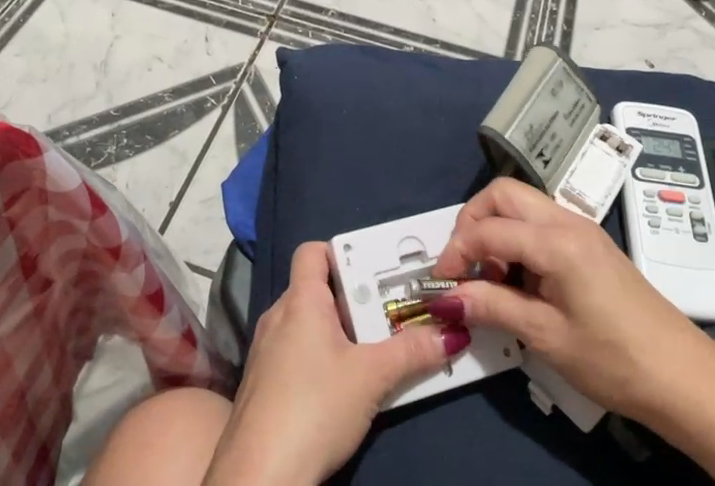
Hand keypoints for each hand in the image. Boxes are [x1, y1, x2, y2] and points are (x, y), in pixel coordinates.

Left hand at [204, 241, 469, 484]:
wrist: (261, 474)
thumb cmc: (315, 406)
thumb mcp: (372, 377)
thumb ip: (412, 351)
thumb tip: (453, 332)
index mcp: (300, 300)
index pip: (312, 251)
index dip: (342, 253)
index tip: (376, 271)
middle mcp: (278, 316)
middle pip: (318, 290)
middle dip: (355, 300)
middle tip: (393, 312)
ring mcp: (267, 350)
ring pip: (309, 324)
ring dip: (343, 332)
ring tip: (380, 348)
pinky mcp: (264, 383)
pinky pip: (299, 353)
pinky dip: (325, 357)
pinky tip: (348, 383)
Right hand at [427, 178, 708, 418]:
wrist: (684, 378)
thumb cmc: (614, 359)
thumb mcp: (546, 336)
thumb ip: (493, 307)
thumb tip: (445, 298)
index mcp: (557, 241)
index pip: (487, 228)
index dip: (456, 252)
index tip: (440, 283)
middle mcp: (568, 222)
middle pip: (503, 194)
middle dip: (472, 222)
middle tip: (463, 266)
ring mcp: (582, 230)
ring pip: (522, 205)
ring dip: (495, 230)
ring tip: (491, 280)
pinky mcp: (590, 245)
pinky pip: (541, 224)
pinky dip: (518, 240)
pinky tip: (519, 282)